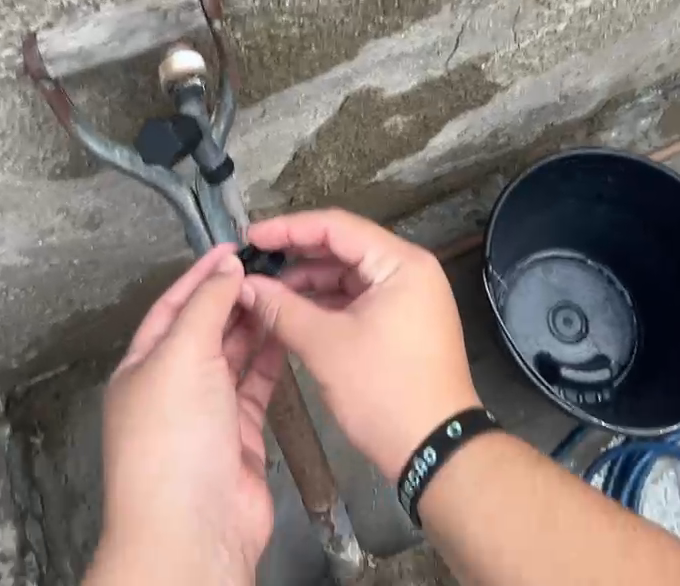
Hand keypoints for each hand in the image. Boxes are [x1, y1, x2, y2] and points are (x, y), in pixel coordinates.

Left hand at [87, 244, 283, 585]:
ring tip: (286, 289)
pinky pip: (256, 383)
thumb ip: (208, 304)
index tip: (235, 247)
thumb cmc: (175, 436)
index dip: (202, 274)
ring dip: (256, 323)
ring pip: (234, 354)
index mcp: (143, 365)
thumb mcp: (183, 355)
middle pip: (206, 327)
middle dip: (234, 296)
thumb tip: (227, 267)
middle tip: (272, 266)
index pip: (174, 305)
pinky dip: (272, 357)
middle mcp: (173, 384)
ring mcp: (207, 410)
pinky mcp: (240, 432)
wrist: (195, 530)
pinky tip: (290, 330)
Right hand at [239, 210, 480, 479]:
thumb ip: (282, 309)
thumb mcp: (326, 346)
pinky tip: (291, 311)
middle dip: (296, 256)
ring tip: (265, 292)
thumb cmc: (384, 391)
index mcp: (401, 262)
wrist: (435, 452)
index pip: (337, 227)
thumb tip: (244, 286)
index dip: (289, 228)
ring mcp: (407, 295)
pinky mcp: (401, 320)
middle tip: (253, 263)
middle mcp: (408, 269)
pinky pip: (357, 298)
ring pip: (348, 274)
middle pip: (343, 247)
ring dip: (308, 282)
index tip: (251, 236)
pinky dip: (325, 303)